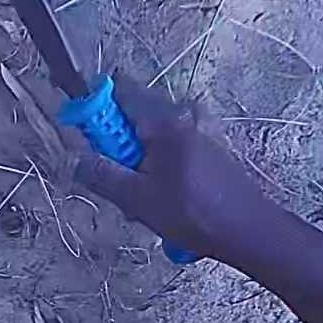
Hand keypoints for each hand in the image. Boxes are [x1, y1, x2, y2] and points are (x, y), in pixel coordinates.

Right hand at [76, 81, 286, 264]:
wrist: (247, 230)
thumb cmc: (191, 213)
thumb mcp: (136, 197)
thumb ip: (101, 173)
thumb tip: (75, 159)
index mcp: (164, 120)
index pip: (118, 91)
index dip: (93, 109)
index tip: (86, 137)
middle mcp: (184, 113)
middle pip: (132, 112)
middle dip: (116, 141)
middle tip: (117, 177)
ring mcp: (200, 126)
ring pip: (150, 131)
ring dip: (136, 157)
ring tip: (141, 192)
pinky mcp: (208, 142)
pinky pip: (168, 142)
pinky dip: (156, 162)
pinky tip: (162, 192)